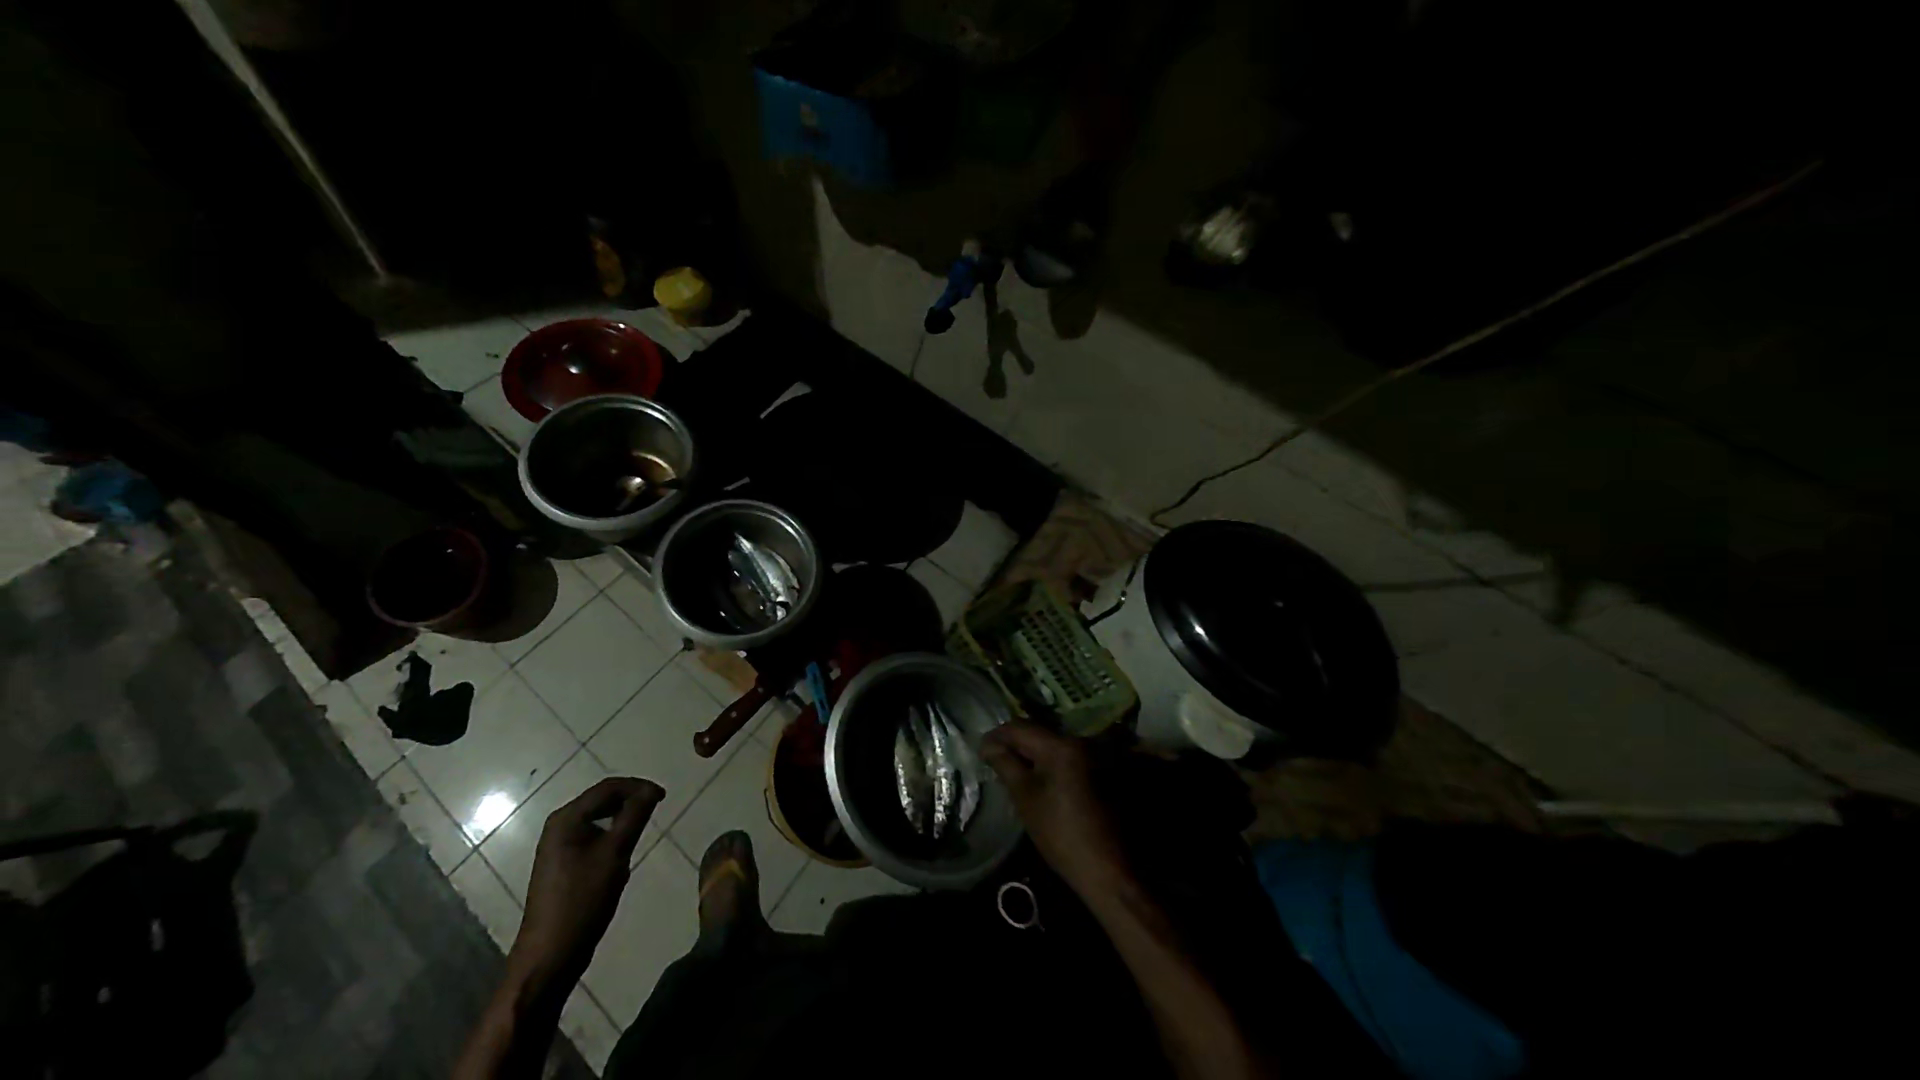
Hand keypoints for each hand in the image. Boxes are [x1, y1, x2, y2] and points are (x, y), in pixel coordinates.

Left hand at [509, 777, 662, 985]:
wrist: (551, 952)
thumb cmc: (583, 899)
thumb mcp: (615, 854)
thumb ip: (634, 817)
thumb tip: (650, 791)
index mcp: (566, 819)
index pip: (608, 787)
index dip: (638, 787)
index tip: (664, 797)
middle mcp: (558, 826)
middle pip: (600, 800)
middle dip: (630, 800)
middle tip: (656, 810)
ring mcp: (558, 846)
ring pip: (597, 819)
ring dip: (621, 818)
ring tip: (643, 828)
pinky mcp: (562, 864)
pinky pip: (591, 836)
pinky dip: (611, 835)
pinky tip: (622, 852)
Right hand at [981, 723, 1129, 893]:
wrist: (1104, 866)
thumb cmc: (1059, 832)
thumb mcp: (1025, 796)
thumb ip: (1005, 764)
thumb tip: (987, 744)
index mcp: (1060, 745)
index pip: (1019, 728)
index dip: (996, 736)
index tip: (980, 751)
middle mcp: (1079, 741)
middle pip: (1037, 733)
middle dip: (1013, 743)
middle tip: (993, 759)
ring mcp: (1091, 754)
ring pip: (1050, 744)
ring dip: (1030, 752)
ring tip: (1011, 768)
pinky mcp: (1098, 768)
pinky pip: (1064, 756)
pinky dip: (1046, 761)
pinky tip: (1034, 776)